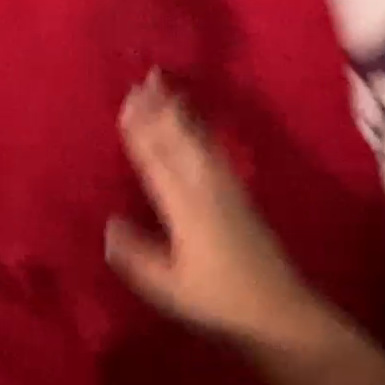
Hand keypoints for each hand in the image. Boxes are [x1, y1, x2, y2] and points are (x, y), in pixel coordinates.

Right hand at [106, 72, 333, 347]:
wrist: (275, 304)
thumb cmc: (218, 298)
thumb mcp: (169, 288)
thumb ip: (138, 257)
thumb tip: (109, 225)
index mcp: (184, 207)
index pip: (156, 161)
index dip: (141, 131)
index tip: (126, 103)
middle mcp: (204, 185)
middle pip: (177, 138)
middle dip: (158, 108)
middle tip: (142, 80)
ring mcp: (224, 183)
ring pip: (195, 136)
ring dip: (177, 109)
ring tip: (163, 85)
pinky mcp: (237, 187)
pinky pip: (212, 145)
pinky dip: (197, 125)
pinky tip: (193, 117)